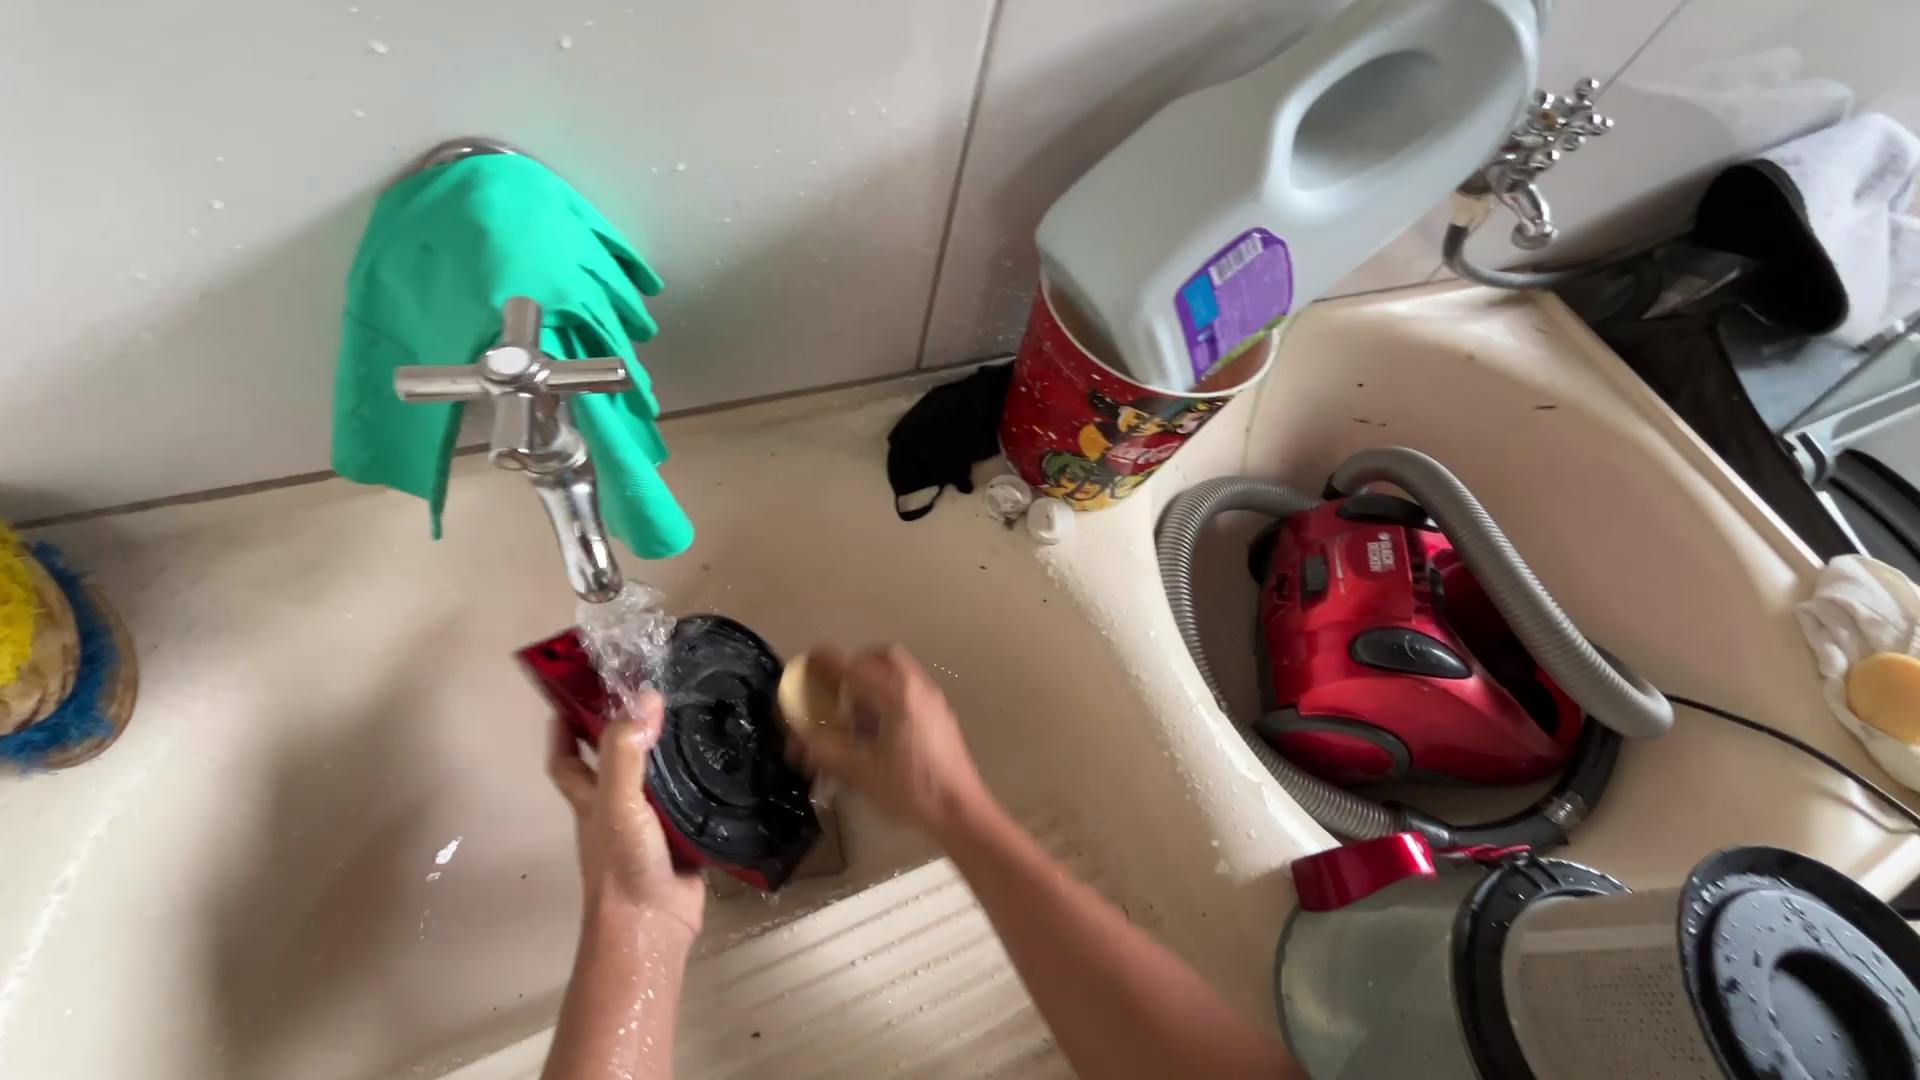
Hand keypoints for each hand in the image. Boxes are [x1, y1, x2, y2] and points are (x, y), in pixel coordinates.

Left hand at [548, 689, 704, 939]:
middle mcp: (616, 809)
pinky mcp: (682, 836)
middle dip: (625, 732)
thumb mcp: (617, 802)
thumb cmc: (623, 864)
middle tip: (654, 694)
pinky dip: (700, 780)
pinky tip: (721, 761)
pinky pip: (690, 799)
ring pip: (655, 779)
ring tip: (695, 715)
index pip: (567, 759)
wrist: (654, 924)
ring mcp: (650, 824)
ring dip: (668, 753)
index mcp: (592, 800)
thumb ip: (625, 752)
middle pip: (614, 763)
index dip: (563, 729)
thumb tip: (645, 697)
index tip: (574, 694)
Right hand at [786, 646, 991, 839]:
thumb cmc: (911, 789)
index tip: (809, 660)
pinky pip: (910, 690)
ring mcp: (933, 701)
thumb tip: (803, 739)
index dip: (827, 662)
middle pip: (883, 657)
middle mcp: (918, 688)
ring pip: (899, 673)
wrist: (960, 809)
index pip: (855, 666)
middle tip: (837, 689)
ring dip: (873, 682)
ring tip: (855, 714)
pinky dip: (888, 695)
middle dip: (856, 666)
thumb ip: (826, 750)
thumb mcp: (860, 771)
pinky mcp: (941, 716)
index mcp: (896, 694)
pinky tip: (878, 730)